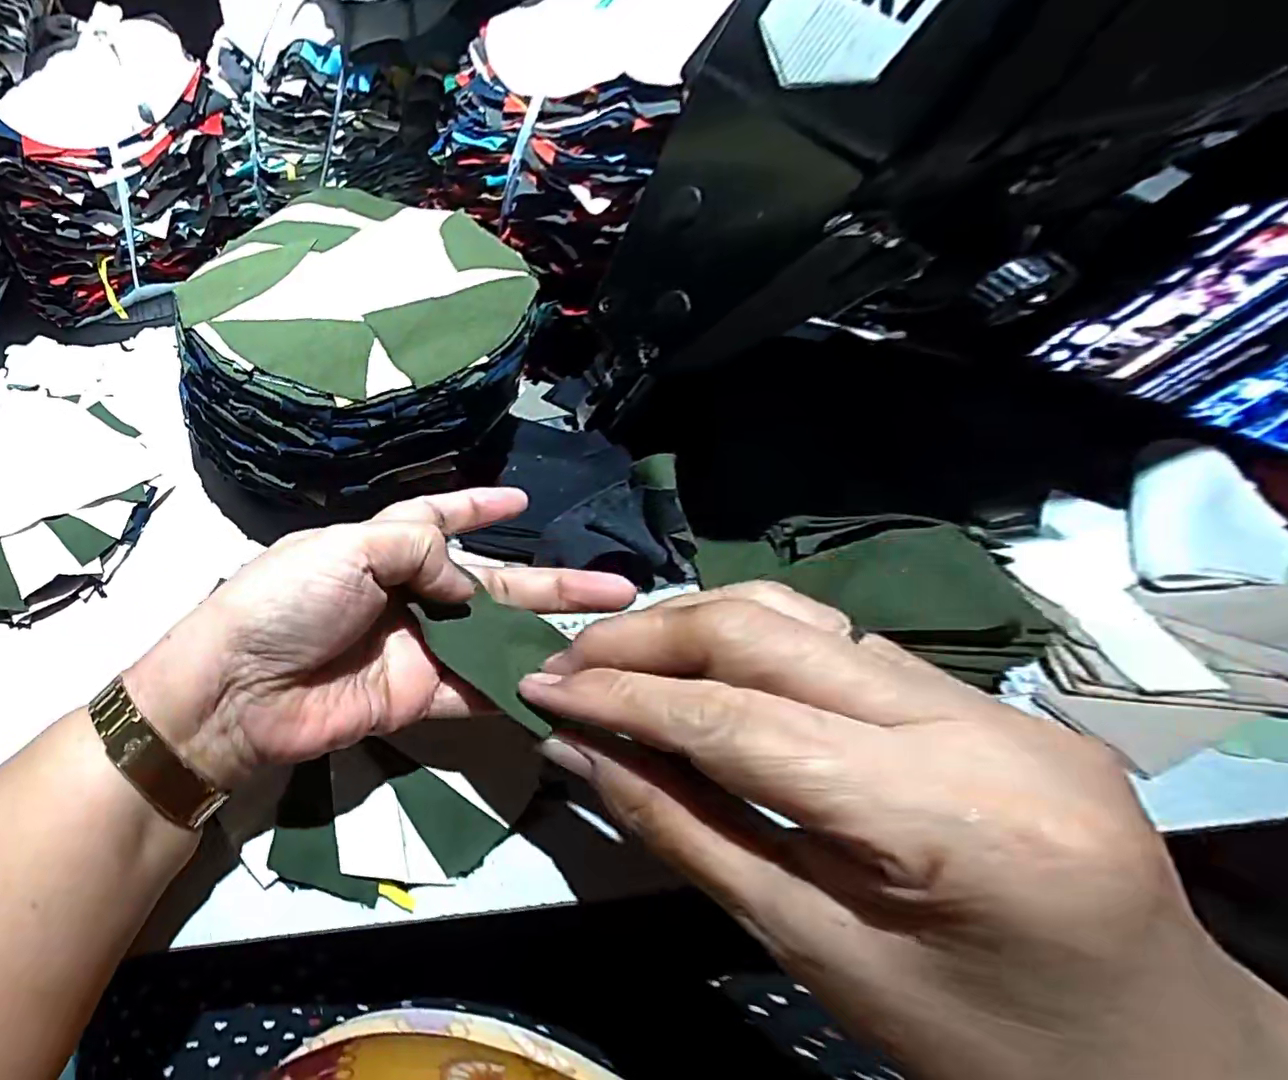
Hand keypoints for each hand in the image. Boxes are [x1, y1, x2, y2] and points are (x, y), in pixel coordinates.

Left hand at [124, 488, 636, 789]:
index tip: (520, 503)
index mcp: (377, 547)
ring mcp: (409, 648)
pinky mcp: (412, 697)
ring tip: (604, 636)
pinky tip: (560, 685)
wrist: (239, 691)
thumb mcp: (348, 550)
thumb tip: (467, 583)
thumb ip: (417, 551)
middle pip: (484, 583)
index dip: (476, 509)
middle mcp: (400, 594)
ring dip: (541, 637)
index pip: (436, 519)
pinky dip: (511, 689)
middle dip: (545, 582)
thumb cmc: (287, 602)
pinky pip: (472, 690)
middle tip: (612, 585)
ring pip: (489, 638)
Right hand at [517, 583, 1287, 1079]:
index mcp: (952, 815)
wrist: (1167, 1065)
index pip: (736, 719)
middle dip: (641, 639)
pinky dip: (734, 640)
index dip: (620, 697)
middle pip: (761, 633)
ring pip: (790, 614)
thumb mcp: (805, 944)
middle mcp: (979, 726)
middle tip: (564, 663)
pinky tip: (689, 664)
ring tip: (611, 656)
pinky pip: (824, 640)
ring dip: (681, 626)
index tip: (540, 688)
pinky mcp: (973, 695)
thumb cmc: (978, 1042)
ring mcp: (984, 699)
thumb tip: (574, 751)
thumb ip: (678, 829)